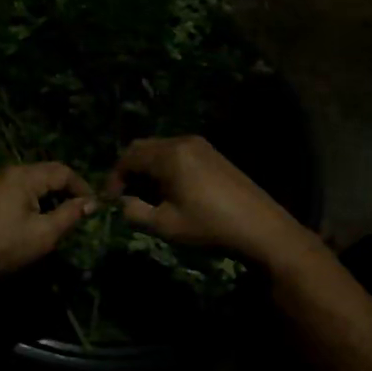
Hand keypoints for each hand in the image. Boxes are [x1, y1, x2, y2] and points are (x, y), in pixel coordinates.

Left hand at [0, 163, 96, 295]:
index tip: (95, 206)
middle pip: (48, 172)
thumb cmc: (8, 247)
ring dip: (53, 195)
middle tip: (83, 211)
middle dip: (68, 189)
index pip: (62, 171)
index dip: (82, 187)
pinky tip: (44, 217)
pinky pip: (23, 189)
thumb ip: (70, 214)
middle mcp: (11, 172)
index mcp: (23, 176)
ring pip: (36, 181)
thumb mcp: (45, 233)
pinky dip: (38, 199)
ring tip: (66, 216)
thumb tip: (92, 203)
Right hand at [107, 136, 313, 264]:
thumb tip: (122, 204)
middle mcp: (182, 142)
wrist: (261, 228)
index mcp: (169, 155)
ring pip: (160, 150)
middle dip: (129, 171)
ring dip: (146, 169)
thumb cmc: (209, 226)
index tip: (110, 201)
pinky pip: (177, 154)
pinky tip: (170, 192)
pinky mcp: (213, 154)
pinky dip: (164, 168)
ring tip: (146, 197)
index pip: (127, 158)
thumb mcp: (165, 225)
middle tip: (125, 197)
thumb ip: (135, 212)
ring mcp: (201, 146)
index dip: (114, 179)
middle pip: (142, 148)